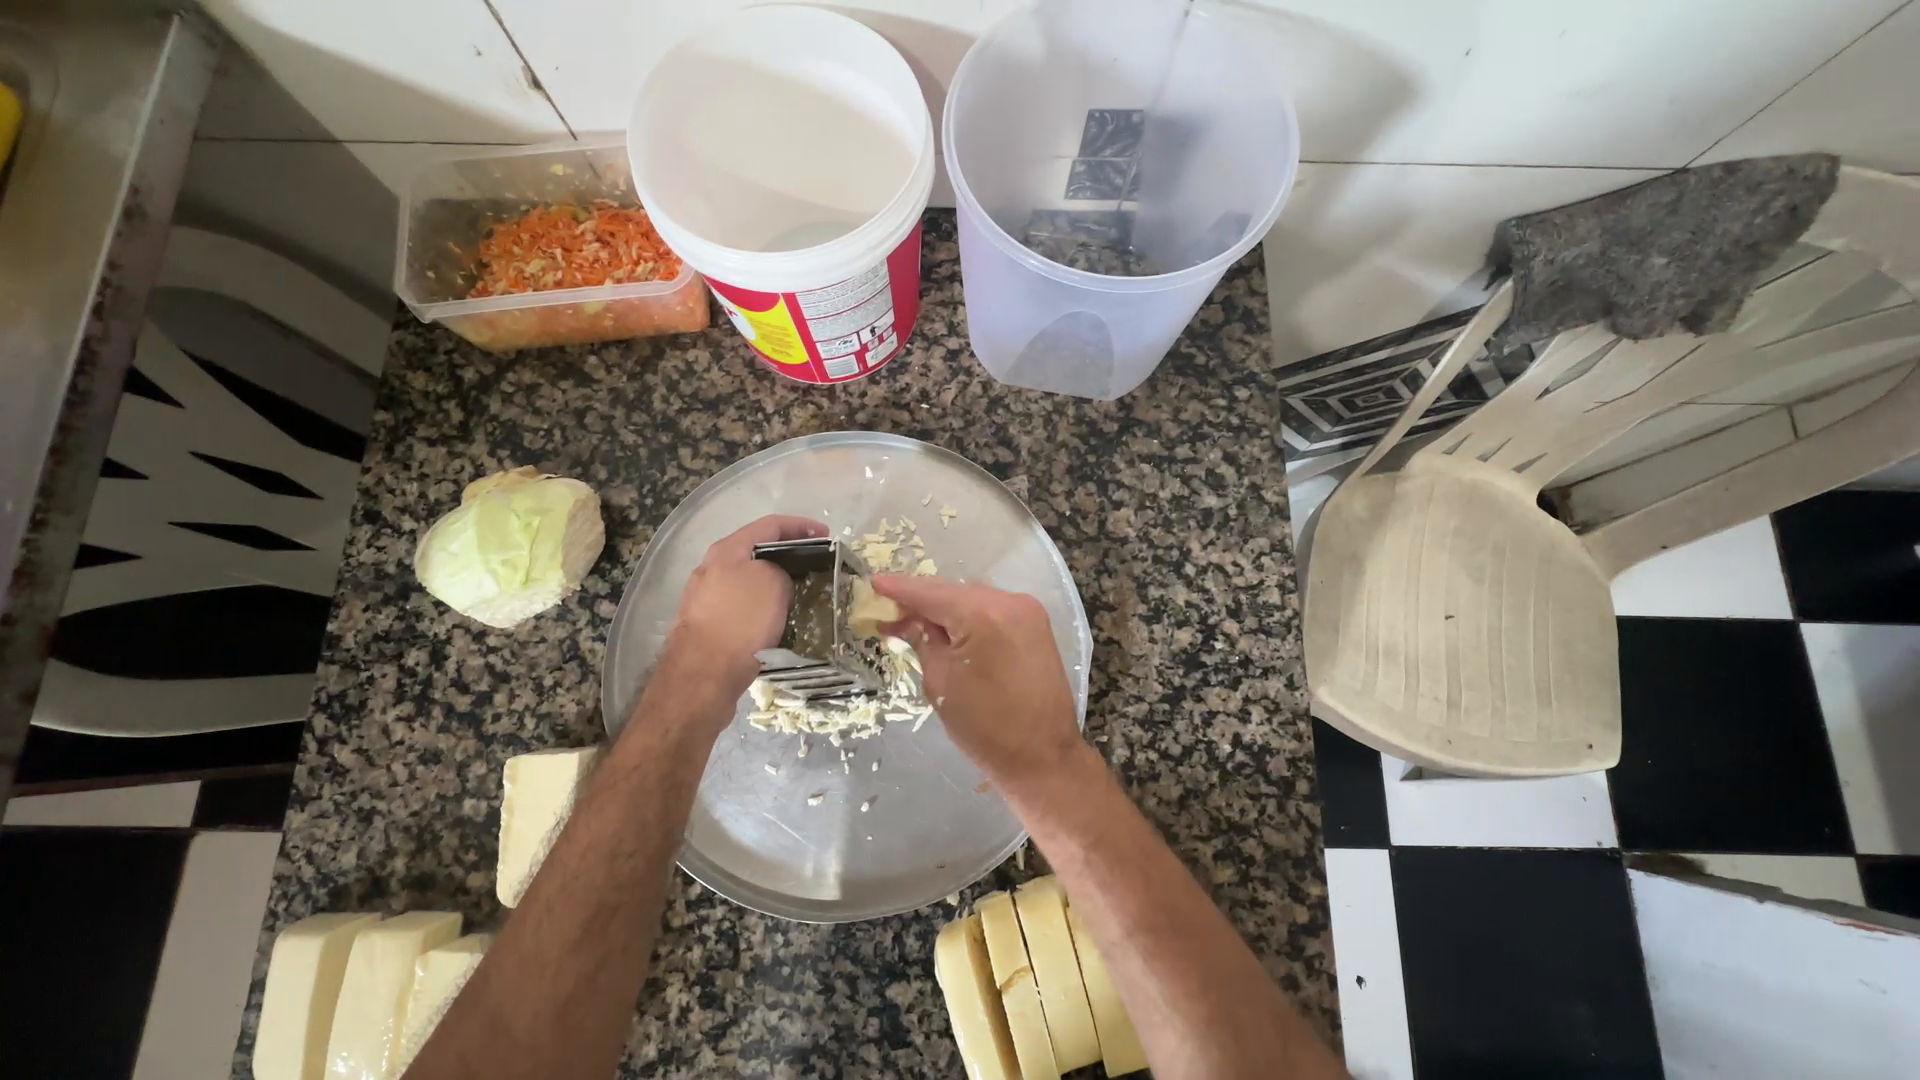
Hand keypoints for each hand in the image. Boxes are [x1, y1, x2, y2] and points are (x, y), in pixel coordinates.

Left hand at [666, 514, 826, 693]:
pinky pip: (744, 609)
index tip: (826, 535)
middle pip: (757, 553)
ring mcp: (707, 600)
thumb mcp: (773, 582)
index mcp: (726, 550)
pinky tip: (780, 622)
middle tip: (816, 567)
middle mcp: (711, 570)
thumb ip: (781, 568)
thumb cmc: (740, 621)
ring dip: (777, 585)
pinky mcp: (709, 628)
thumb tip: (780, 577)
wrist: (703, 676)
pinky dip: (765, 609)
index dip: (801, 525)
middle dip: (789, 557)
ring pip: (750, 583)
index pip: (770, 524)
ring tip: (804, 596)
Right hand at [872, 575, 1087, 786]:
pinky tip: (949, 629)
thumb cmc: (985, 727)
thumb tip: (906, 619)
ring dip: (945, 608)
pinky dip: (969, 616)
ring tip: (915, 625)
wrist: (1043, 756)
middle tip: (890, 616)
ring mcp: (1028, 612)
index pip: (931, 593)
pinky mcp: (1036, 626)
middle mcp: (1009, 603)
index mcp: (983, 615)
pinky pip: (993, 610)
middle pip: (953, 591)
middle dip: (921, 601)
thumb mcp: (940, 683)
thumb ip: (923, 641)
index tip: (874, 583)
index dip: (899, 589)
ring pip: (973, 598)